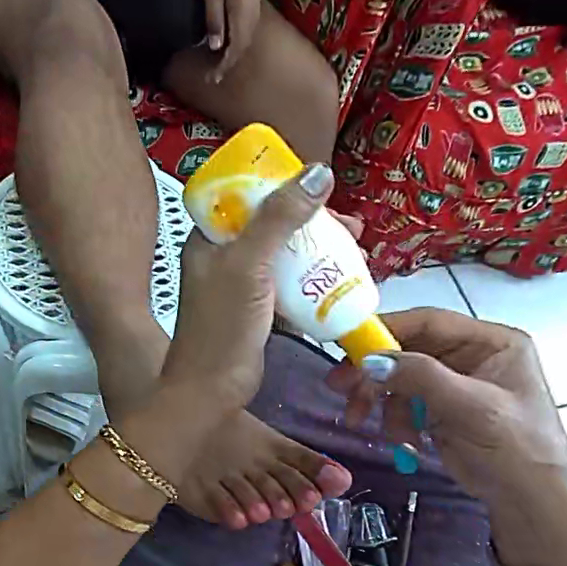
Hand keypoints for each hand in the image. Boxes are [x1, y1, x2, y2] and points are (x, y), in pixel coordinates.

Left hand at [159, 162, 332, 412]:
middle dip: (314, 222)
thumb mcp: (249, 265)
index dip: (285, 187)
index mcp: (209, 238)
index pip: (247, 195)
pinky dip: (314, 281)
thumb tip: (318, 173)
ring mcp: (240, 285)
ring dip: (319, 252)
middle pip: (273, 224)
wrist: (211, 392)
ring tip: (356, 254)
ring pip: (285, 255)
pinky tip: (340, 284)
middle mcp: (223, 257)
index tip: (322, 191)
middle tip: (351, 229)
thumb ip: (279, 219)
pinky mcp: (257, 310)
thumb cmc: (222, 327)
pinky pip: (289, 285)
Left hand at [202, 0, 259, 83]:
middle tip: (213, 79)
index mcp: (242, 17)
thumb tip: (216, 47)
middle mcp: (252, 20)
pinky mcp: (252, 12)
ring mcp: (254, 16)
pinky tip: (225, 51)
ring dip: (231, 58)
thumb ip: (215, 20)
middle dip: (227, 66)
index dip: (225, 66)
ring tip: (218, 69)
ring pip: (243, 45)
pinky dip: (235, 47)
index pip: (235, 50)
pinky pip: (244, 36)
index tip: (214, 78)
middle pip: (241, 51)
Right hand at [324, 308, 566, 565]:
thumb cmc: (515, 448)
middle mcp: (470, 356)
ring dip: (379, 401)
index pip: (429, 323)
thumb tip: (371, 361)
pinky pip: (403, 404)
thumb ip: (421, 378)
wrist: (530, 501)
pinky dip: (393, 420)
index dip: (386, 330)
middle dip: (375, 372)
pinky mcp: (440, 411)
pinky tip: (402, 440)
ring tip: (362, 423)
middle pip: (407, 350)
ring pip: (399, 379)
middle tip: (339, 387)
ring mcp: (453, 384)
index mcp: (490, 342)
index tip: (348, 345)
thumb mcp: (471, 408)